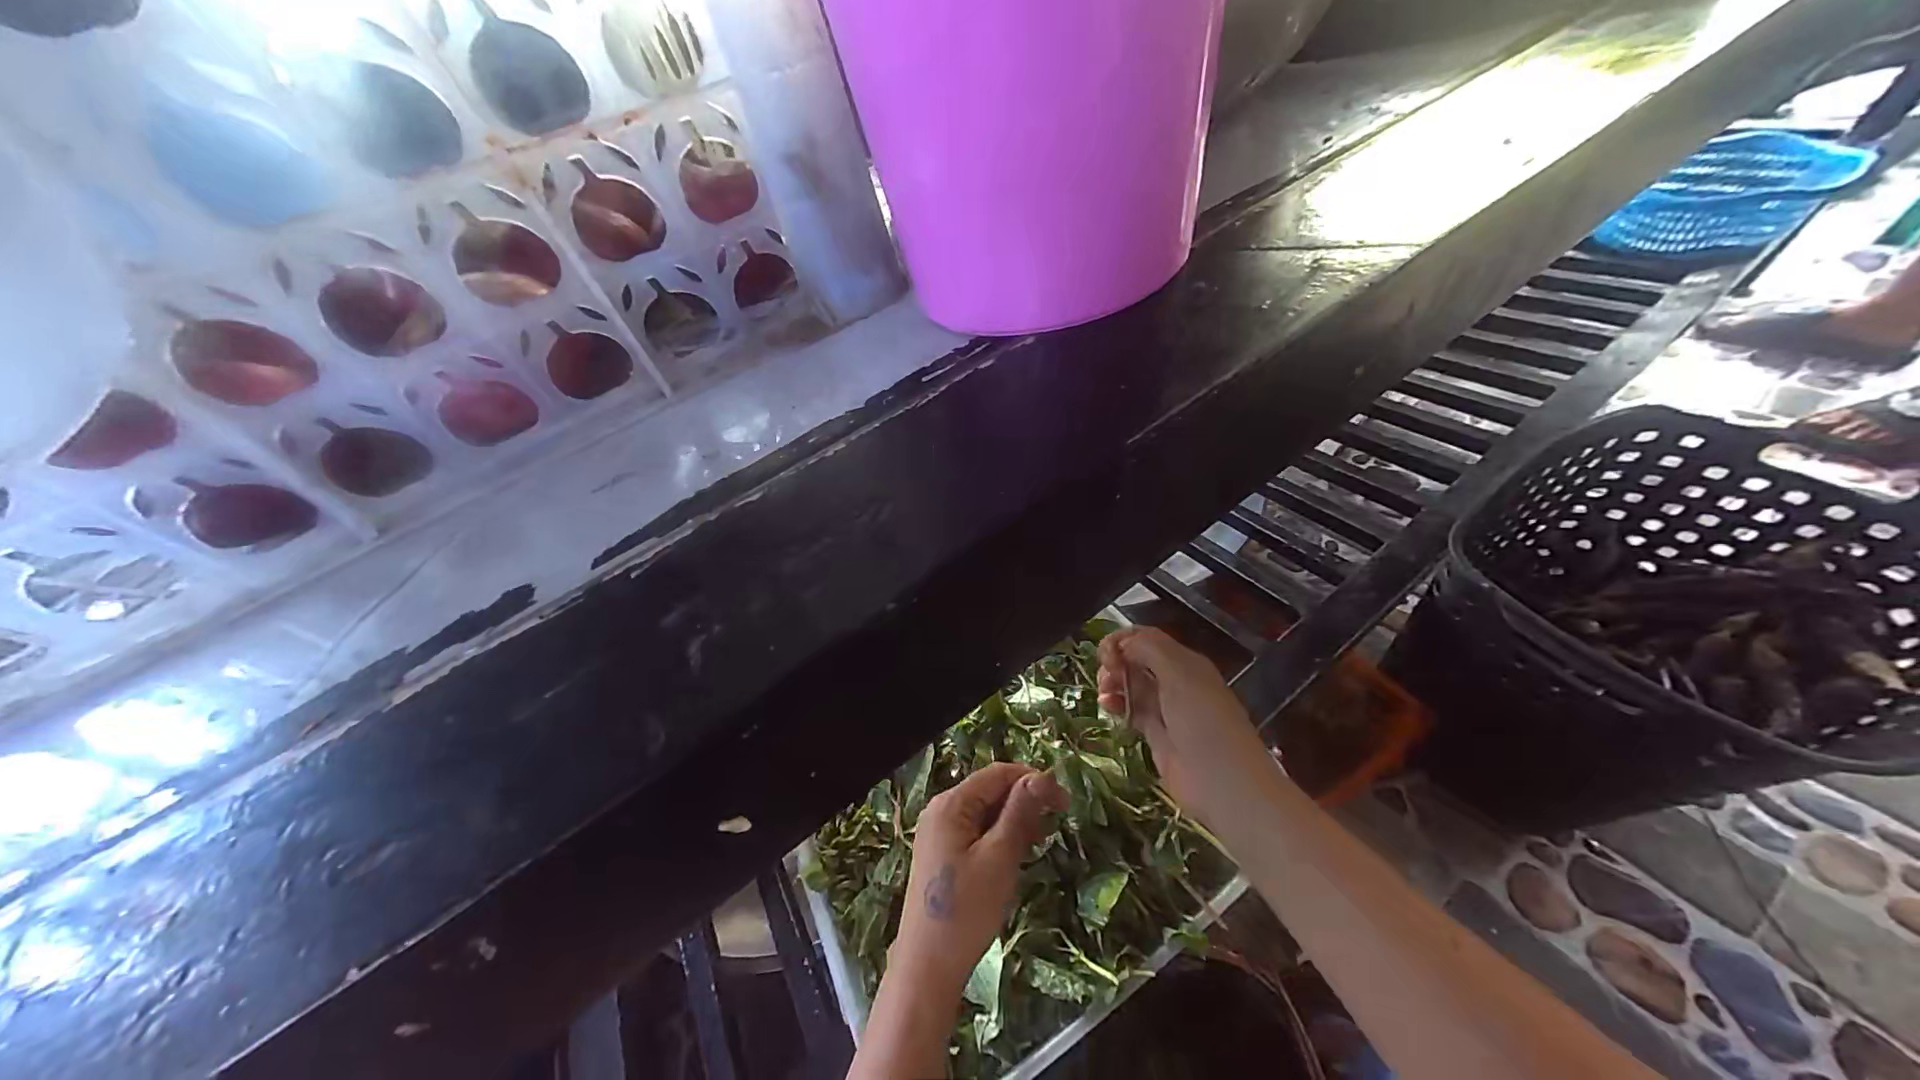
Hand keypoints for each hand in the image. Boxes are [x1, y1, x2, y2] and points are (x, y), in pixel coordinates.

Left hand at [890, 762, 1067, 993]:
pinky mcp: (942, 854)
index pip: (998, 773)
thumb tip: (1042, 775)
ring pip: (985, 812)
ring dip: (1014, 821)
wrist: (928, 966)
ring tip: (1036, 845)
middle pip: (990, 790)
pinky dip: (999, 837)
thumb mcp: (1000, 857)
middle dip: (1024, 802)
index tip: (1065, 804)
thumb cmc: (967, 910)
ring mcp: (938, 833)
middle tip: (1053, 829)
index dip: (1033, 780)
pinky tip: (1015, 856)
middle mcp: (940, 810)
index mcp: (950, 803)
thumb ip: (1020, 812)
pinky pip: (976, 831)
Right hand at [1097, 626, 1274, 831]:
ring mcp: (1167, 709)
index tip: (1105, 655)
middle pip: (1137, 659)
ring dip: (1114, 683)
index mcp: (1185, 662)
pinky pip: (1132, 710)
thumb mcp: (1179, 675)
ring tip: (1105, 694)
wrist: (1223, 782)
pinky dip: (1117, 705)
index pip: (1147, 638)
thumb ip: (1149, 650)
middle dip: (1115, 661)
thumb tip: (1122, 643)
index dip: (1122, 640)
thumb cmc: (1203, 722)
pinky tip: (1108, 708)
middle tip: (1105, 676)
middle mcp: (1176, 681)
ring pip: (1132, 685)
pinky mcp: (1157, 734)